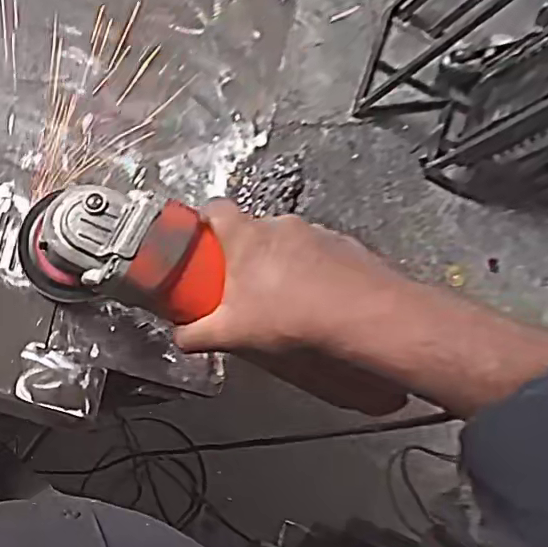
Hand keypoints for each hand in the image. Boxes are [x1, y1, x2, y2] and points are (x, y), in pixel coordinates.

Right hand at [173, 201, 407, 354]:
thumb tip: (179, 338)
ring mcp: (316, 233)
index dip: (200, 222)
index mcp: (246, 237)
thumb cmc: (292, 317)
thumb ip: (193, 334)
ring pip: (280, 243)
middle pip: (247, 231)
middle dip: (235, 256)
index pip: (214, 209)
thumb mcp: (228, 334)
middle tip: (230, 288)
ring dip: (270, 265)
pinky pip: (311, 254)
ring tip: (270, 301)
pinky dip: (301, 273)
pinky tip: (303, 302)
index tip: (195, 243)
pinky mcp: (344, 246)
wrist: (368, 319)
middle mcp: (280, 225)